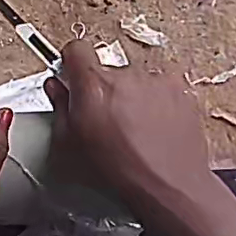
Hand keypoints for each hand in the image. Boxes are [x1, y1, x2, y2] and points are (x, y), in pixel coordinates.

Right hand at [45, 39, 213, 216]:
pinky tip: (151, 131)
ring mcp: (156, 82)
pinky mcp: (180, 91)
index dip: (72, 61)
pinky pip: (159, 90)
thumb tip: (56, 88)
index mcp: (93, 85)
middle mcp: (126, 76)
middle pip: (107, 71)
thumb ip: (59, 107)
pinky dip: (155, 105)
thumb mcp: (70, 145)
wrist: (167, 187)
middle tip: (103, 122)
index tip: (73, 75)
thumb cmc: (119, 171)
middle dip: (103, 91)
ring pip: (134, 82)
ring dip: (130, 99)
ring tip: (132, 132)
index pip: (76, 49)